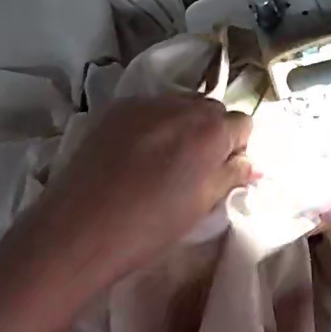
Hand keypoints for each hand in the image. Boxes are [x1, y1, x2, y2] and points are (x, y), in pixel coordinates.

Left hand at [28, 95, 252, 281]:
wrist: (79, 228)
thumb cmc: (149, 227)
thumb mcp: (200, 205)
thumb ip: (231, 175)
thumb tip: (251, 163)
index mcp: (211, 131)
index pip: (242, 123)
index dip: (236, 147)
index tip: (221, 171)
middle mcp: (183, 106)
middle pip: (211, 110)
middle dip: (210, 133)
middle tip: (193, 168)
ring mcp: (147, 103)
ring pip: (179, 105)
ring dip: (180, 125)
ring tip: (161, 160)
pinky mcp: (117, 107)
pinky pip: (148, 108)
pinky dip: (151, 124)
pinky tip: (135, 153)